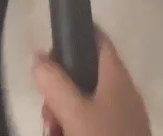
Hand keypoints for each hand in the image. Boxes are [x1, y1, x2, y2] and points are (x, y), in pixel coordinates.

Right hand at [32, 33, 150, 135]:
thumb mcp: (73, 111)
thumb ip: (53, 81)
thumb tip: (38, 56)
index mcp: (116, 75)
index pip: (96, 36)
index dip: (72, 35)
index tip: (50, 52)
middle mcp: (123, 90)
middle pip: (84, 74)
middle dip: (59, 90)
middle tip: (47, 110)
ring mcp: (124, 116)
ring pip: (85, 102)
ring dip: (63, 113)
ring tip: (52, 130)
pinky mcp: (121, 135)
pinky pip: (92, 123)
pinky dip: (75, 127)